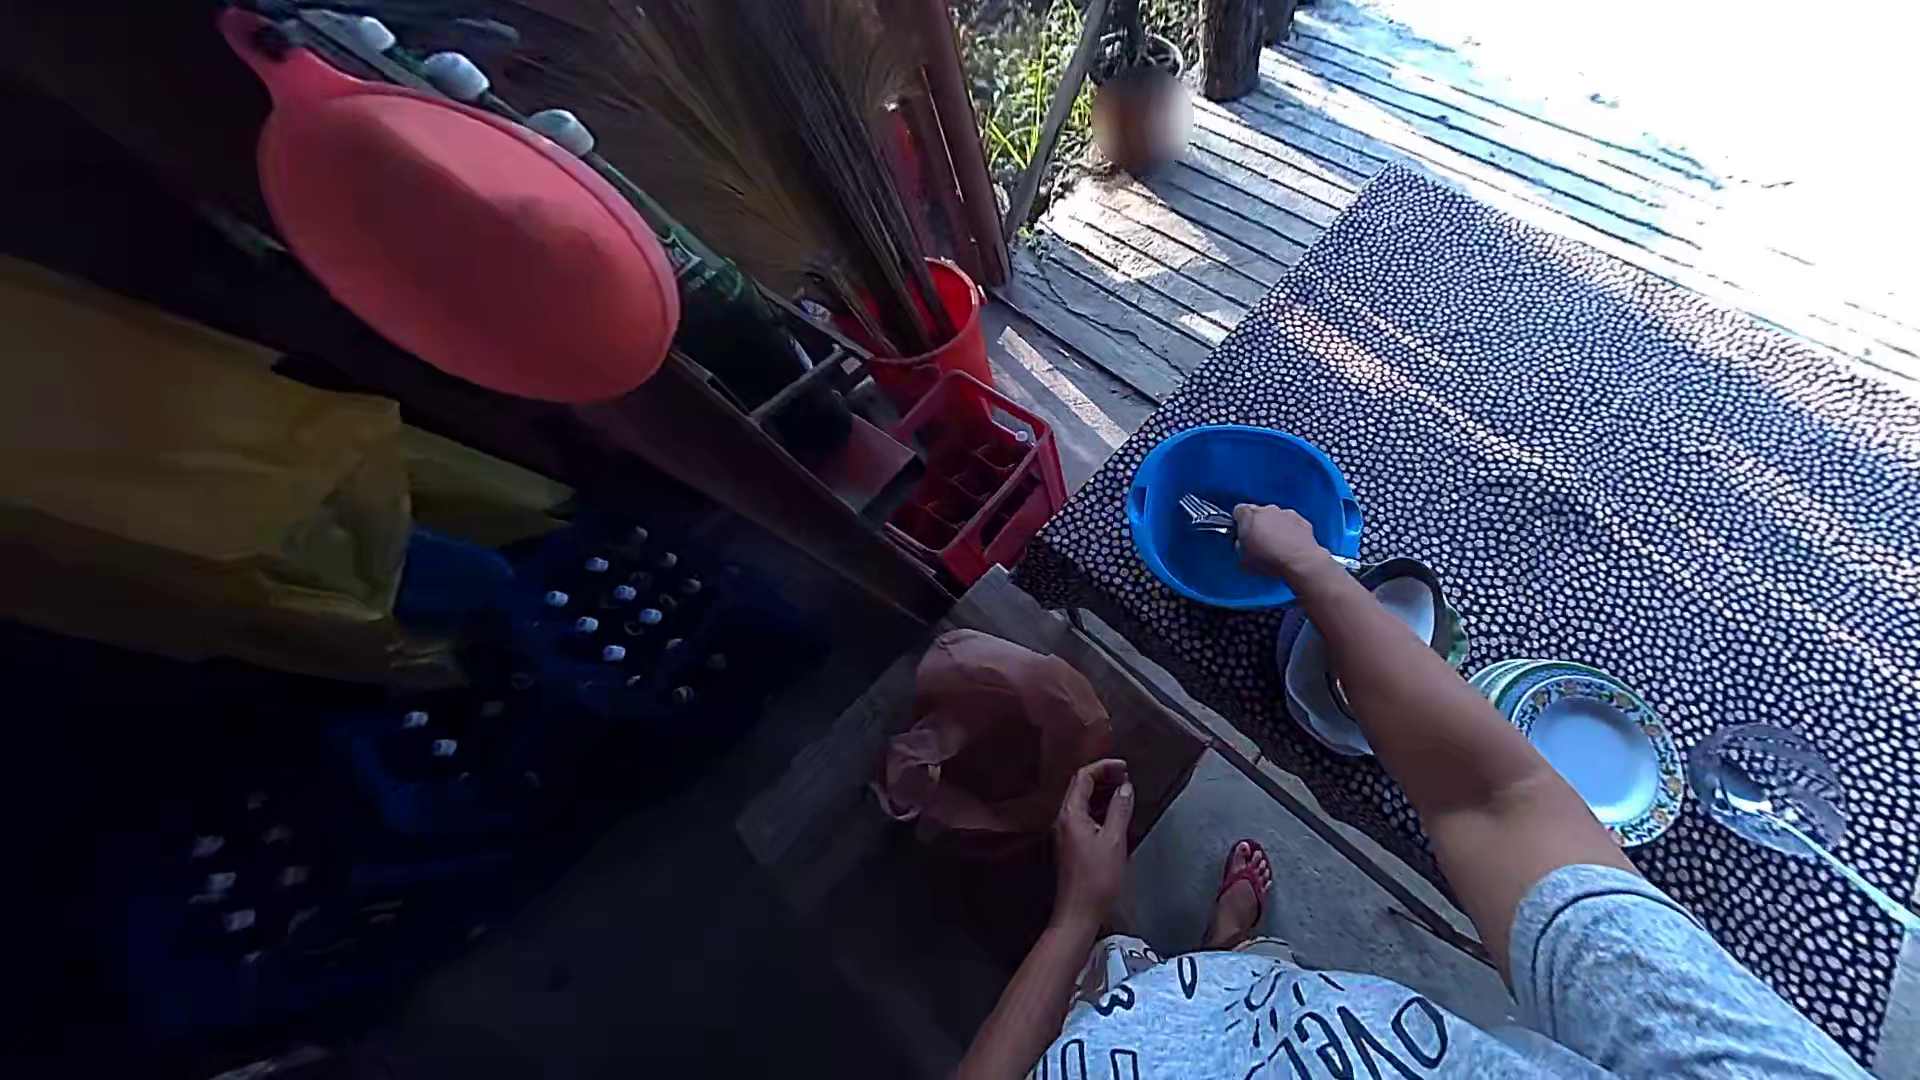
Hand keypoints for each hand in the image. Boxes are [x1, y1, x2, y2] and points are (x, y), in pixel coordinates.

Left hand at [1052, 759, 1133, 930]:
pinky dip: (1100, 808)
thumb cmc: (1096, 879)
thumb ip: (1120, 811)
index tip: (1124, 766)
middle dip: (1103, 777)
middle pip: (1080, 786)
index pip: (1083, 777)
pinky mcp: (1071, 843)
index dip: (1103, 767)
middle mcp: (1064, 818)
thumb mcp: (1114, 841)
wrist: (1078, 913)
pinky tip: (1116, 813)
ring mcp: (1066, 831)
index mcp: (1071, 813)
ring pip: (1083, 801)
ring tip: (1124, 790)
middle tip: (1125, 775)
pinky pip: (1085, 815)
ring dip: (1102, 792)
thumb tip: (1125, 788)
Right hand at [1235, 504, 1328, 580]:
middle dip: (1256, 525)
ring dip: (1273, 527)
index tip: (1240, 534)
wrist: (1300, 562)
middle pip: (1257, 513)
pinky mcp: (1302, 521)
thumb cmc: (1269, 559)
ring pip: (1275, 517)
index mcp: (1249, 515)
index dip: (1238, 522)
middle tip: (1257, 542)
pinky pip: (1291, 523)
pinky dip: (1289, 531)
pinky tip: (1290, 545)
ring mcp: (1286, 513)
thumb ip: (1238, 546)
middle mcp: (1267, 509)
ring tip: (1276, 546)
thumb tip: (1241, 545)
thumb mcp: (1243, 558)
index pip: (1238, 510)